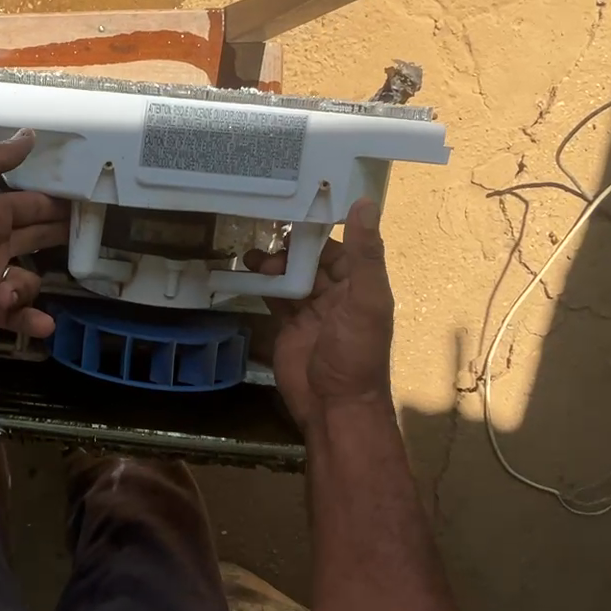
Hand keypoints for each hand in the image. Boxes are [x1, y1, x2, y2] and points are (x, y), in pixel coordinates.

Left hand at [0, 130, 69, 348]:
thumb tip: (28, 135)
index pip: (28, 202)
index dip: (54, 201)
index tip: (87, 199)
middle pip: (35, 236)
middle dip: (57, 235)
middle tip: (88, 238)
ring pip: (27, 279)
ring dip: (26, 287)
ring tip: (7, 291)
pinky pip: (17, 313)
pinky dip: (30, 319)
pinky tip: (45, 324)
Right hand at [244, 199, 394, 427]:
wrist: (333, 406)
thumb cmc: (355, 354)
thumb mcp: (365, 300)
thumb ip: (364, 254)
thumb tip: (364, 204)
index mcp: (360, 286)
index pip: (339, 247)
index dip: (317, 230)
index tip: (292, 208)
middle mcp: (336, 295)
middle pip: (310, 260)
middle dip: (288, 247)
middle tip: (264, 238)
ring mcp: (310, 311)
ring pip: (290, 276)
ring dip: (271, 264)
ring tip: (251, 258)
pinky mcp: (288, 326)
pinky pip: (274, 297)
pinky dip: (260, 284)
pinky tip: (245, 274)